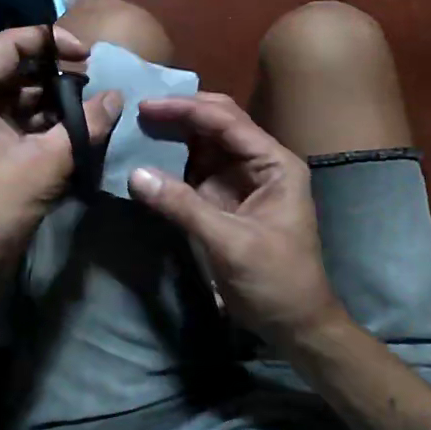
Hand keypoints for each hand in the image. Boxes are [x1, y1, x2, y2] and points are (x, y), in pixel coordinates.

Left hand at [0, 25, 120, 302]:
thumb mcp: (43, 163)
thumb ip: (84, 126)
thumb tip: (116, 97)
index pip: (12, 44)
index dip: (52, 40)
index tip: (89, 57)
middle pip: (19, 72)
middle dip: (60, 78)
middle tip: (98, 90)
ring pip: (24, 104)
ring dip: (59, 107)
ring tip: (96, 116)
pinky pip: (23, 131)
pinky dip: (50, 132)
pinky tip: (80, 140)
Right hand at [127, 93, 345, 346]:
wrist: (294, 323)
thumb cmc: (275, 280)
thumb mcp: (230, 242)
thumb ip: (183, 206)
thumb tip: (135, 175)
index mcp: (274, 164)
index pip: (227, 122)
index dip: (186, 110)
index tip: (146, 106)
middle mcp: (258, 164)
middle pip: (217, 126)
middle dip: (180, 115)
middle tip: (138, 111)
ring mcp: (241, 182)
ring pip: (204, 147)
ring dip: (174, 137)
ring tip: (136, 128)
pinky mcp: (224, 202)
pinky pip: (196, 174)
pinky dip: (173, 166)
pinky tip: (148, 160)